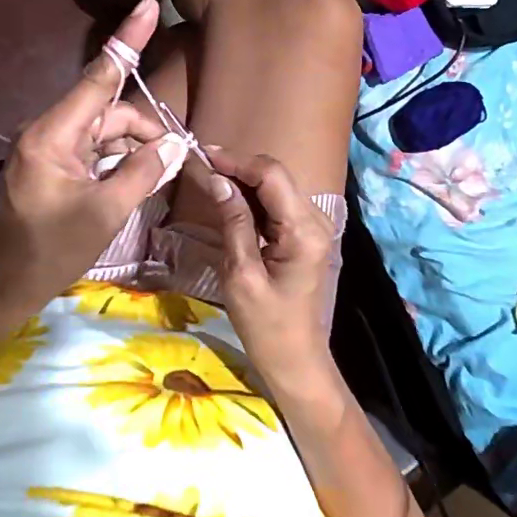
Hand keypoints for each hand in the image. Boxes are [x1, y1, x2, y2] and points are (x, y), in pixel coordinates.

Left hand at [0, 0, 186, 321]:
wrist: (2, 284)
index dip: (128, 41)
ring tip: (161, 170)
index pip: (99, 78)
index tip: (149, 5)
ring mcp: (50, 147)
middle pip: (108, 110)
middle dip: (145, 127)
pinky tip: (140, 175)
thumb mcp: (105, 212)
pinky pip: (94, 149)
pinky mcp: (54, 165)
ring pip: (104, 130)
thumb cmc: (49, 250)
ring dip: (134, 145)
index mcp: (54, 134)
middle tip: (176, 153)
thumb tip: (173, 146)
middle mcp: (50, 131)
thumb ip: (142, 172)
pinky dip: (119, 158)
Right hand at [204, 150, 340, 388]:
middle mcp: (315, 221)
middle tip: (200, 165)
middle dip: (238, 167)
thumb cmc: (266, 326)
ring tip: (208, 177)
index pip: (271, 175)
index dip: (236, 161)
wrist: (296, 361)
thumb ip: (234, 223)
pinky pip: (276, 205)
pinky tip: (228, 198)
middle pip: (275, 176)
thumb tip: (217, 180)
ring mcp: (313, 228)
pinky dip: (252, 197)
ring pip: (275, 187)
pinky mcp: (304, 237)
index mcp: (304, 230)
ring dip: (243, 180)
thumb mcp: (242, 275)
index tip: (203, 156)